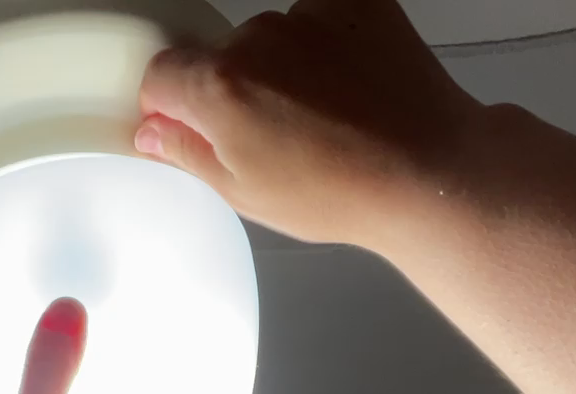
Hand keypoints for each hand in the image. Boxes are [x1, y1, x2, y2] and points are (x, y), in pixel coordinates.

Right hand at [134, 0, 484, 255]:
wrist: (423, 170)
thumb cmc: (336, 192)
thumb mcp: (243, 192)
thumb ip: (187, 152)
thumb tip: (152, 132)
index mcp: (221, 88)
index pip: (160, 74)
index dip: (166, 107)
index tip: (184, 128)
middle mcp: (259, 37)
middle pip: (216, 58)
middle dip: (226, 94)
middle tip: (263, 141)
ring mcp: (310, 15)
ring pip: (265, 40)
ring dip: (274, 72)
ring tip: (313, 121)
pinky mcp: (355, 3)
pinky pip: (313, 21)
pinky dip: (318, 50)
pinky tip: (339, 92)